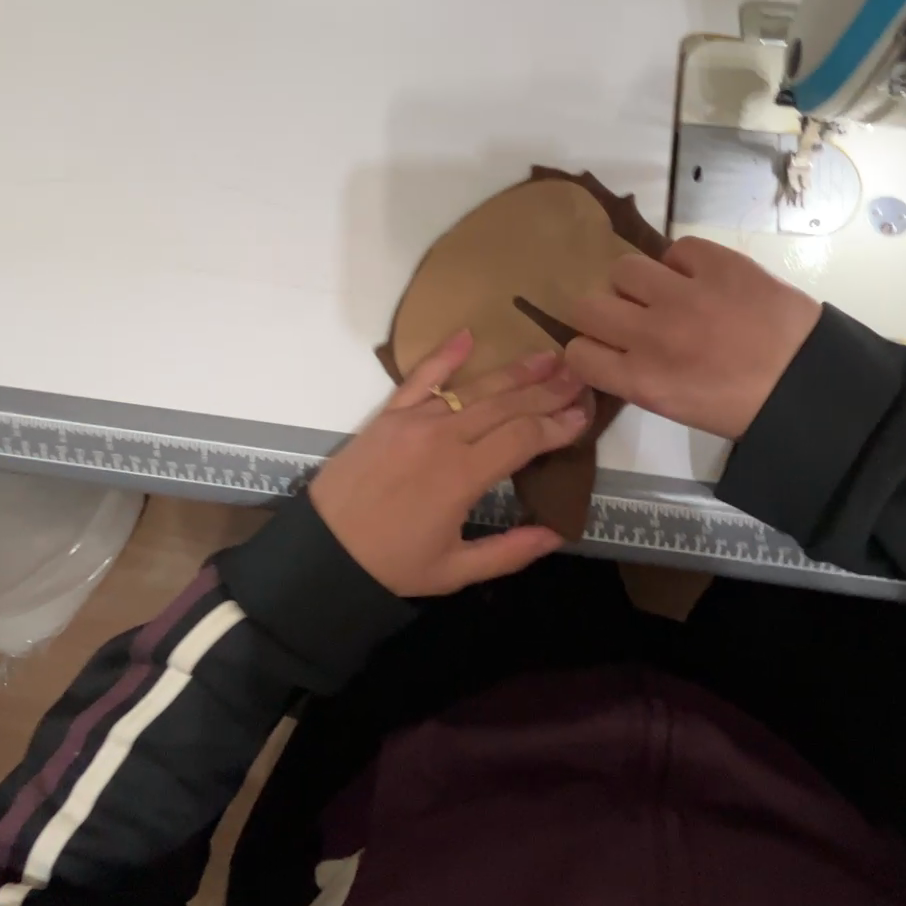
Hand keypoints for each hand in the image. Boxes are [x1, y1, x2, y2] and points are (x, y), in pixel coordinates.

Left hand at [311, 331, 593, 597]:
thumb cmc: (390, 565)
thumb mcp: (454, 571)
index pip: (523, 437)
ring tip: (547, 356)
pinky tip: (468, 334)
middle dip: (547, 390)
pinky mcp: (388, 414)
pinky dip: (444, 354)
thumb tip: (557, 534)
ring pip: (474, 388)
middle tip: (579, 374)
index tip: (584, 415)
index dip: (557, 425)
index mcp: (462, 476)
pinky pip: (420, 377)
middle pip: (506, 405)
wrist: (322, 551)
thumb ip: (510, 552)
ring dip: (513, 371)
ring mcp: (413, 420)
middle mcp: (442, 437)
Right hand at [564, 236, 821, 439]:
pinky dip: (683, 261)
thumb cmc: (743, 407)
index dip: (587, 349)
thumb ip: (638, 377)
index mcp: (642, 381)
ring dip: (637, 282)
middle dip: (600, 312)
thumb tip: (617, 348)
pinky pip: (677, 248)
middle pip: (586, 306)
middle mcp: (651, 335)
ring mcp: (684, 295)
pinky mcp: (718, 264)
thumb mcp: (677, 407)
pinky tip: (700, 278)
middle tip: (628, 317)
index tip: (604, 348)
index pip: (577, 353)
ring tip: (664, 292)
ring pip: (623, 268)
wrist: (810, 382)